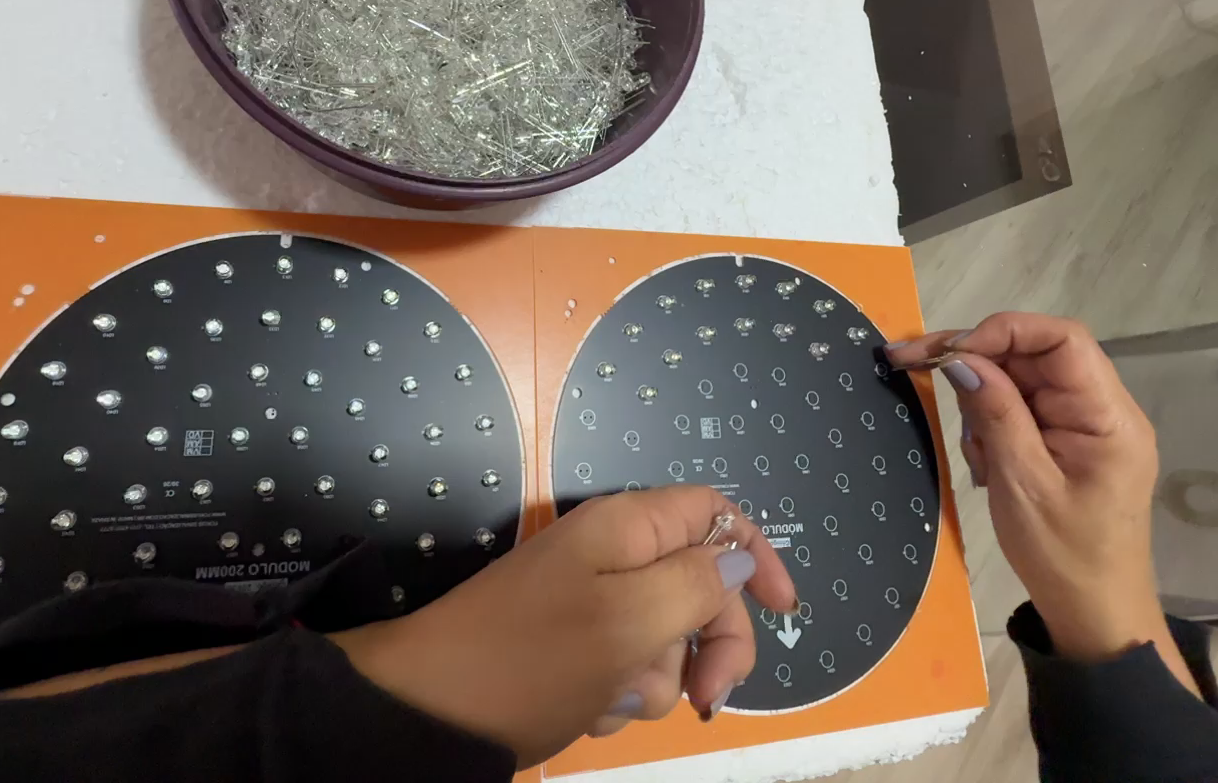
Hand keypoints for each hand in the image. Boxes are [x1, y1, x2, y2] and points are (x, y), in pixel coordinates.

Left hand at [329, 487, 796, 767]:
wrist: (433, 708)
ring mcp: (593, 594)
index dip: (753, 551)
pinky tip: (592, 708)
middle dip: (711, 640)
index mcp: (629, 525)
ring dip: (658, 674)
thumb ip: (695, 582)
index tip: (783, 610)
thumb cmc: (534, 657)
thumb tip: (735, 558)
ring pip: (667, 631)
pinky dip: (623, 689)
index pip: (712, 509)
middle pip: (699, 579)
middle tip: (707, 698)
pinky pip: (628, 659)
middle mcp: (614, 549)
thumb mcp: (630, 620)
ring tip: (614, 697)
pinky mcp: (577, 636)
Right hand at [890, 313, 1197, 694]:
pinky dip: (985, 423)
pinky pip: (1013, 406)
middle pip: (1029, 353)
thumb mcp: (1022, 481)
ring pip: (1014, 378)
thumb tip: (959, 357)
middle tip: (907, 361)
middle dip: (971, 358)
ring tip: (975, 454)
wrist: (1092, 612)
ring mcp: (1078, 422)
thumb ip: (994, 412)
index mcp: (1107, 416)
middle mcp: (1097, 408)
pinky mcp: (1058, 437)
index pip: (1061, 340)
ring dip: (977, 401)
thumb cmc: (1064, 553)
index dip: (1002, 331)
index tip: (950, 352)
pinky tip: (984, 462)